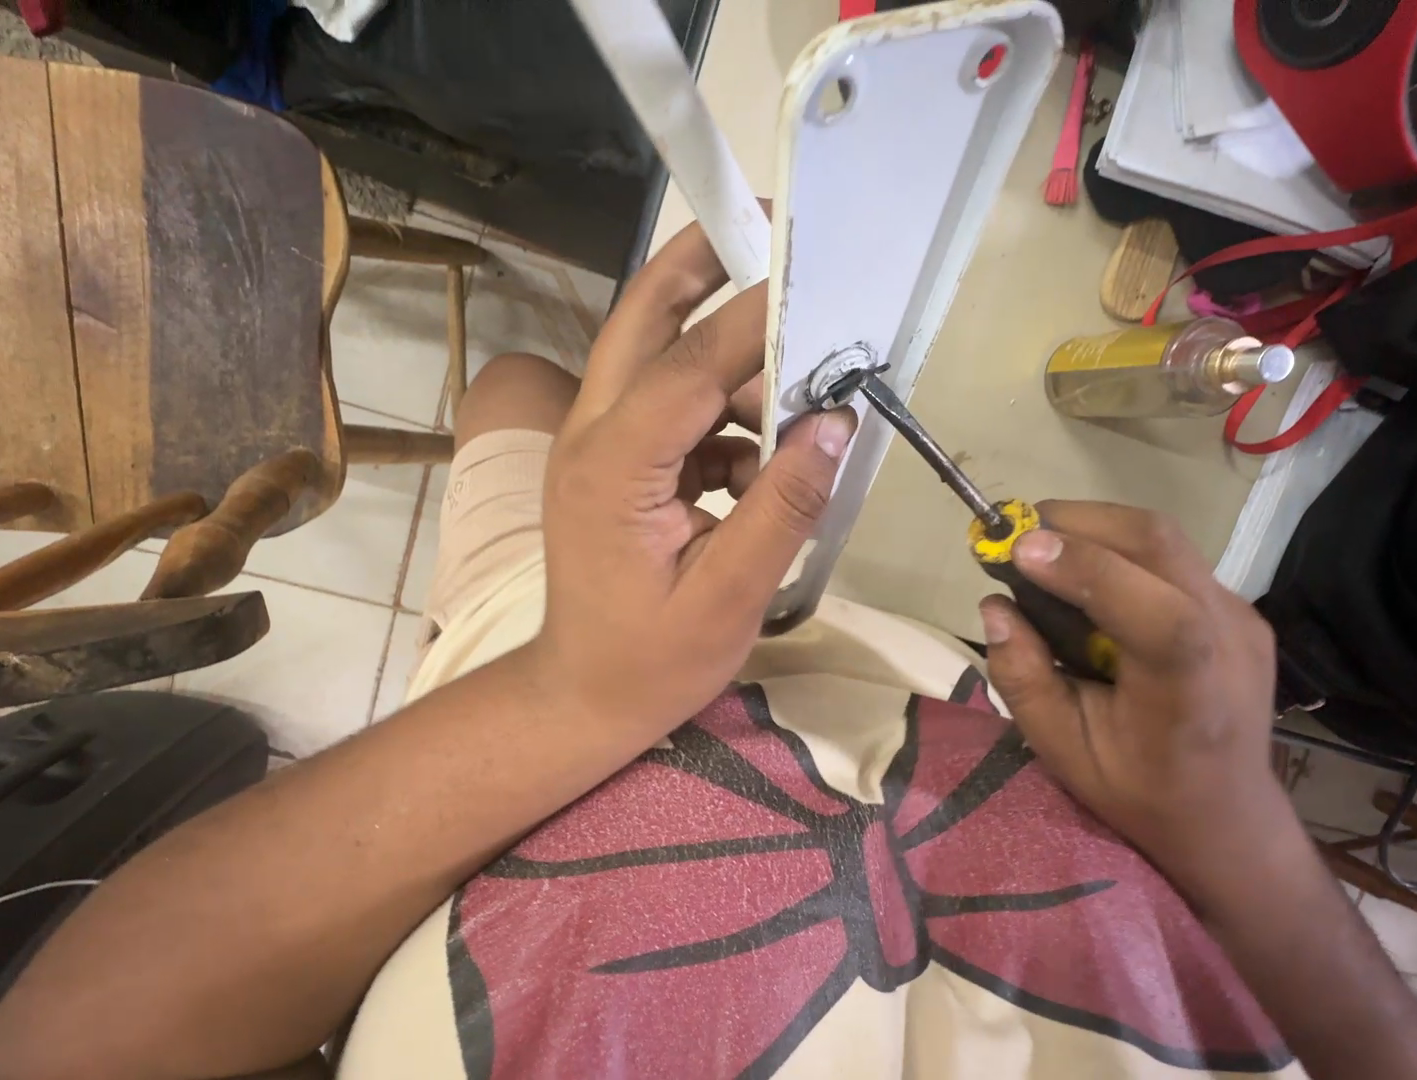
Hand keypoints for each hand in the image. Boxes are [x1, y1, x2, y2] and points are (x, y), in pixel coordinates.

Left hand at [526, 223, 856, 731]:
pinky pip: (667, 403)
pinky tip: (760, 454)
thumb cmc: (652, 661)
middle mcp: (589, 434)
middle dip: (699, 262)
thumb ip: (783, 507)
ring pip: (652, 352)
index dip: (756, 319)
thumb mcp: (729, 597)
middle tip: (766, 226)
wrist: (581, 695)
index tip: (817, 273)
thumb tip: (835, 423)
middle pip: (640, 318)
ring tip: (796, 377)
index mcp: (612, 468)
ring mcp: (593, 443)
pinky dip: (717, 407)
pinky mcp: (609, 459)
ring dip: (722, 349)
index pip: (690, 366)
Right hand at [979, 502, 1284, 870]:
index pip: (1157, 613)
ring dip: (1092, 527)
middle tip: (1012, 533)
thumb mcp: (1062, 750)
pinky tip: (1082, 574)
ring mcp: (1240, 615)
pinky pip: (1169, 557)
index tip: (1016, 550)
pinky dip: (1115, 547)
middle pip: (1158, 544)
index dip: (1087, 570)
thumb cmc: (1138, 790)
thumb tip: (994, 606)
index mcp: (1190, 691)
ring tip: (1039, 546)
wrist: (1227, 815)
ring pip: (1163, 539)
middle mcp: (1229, 639)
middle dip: (1076, 522)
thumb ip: (1024, 678)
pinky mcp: (1234, 606)